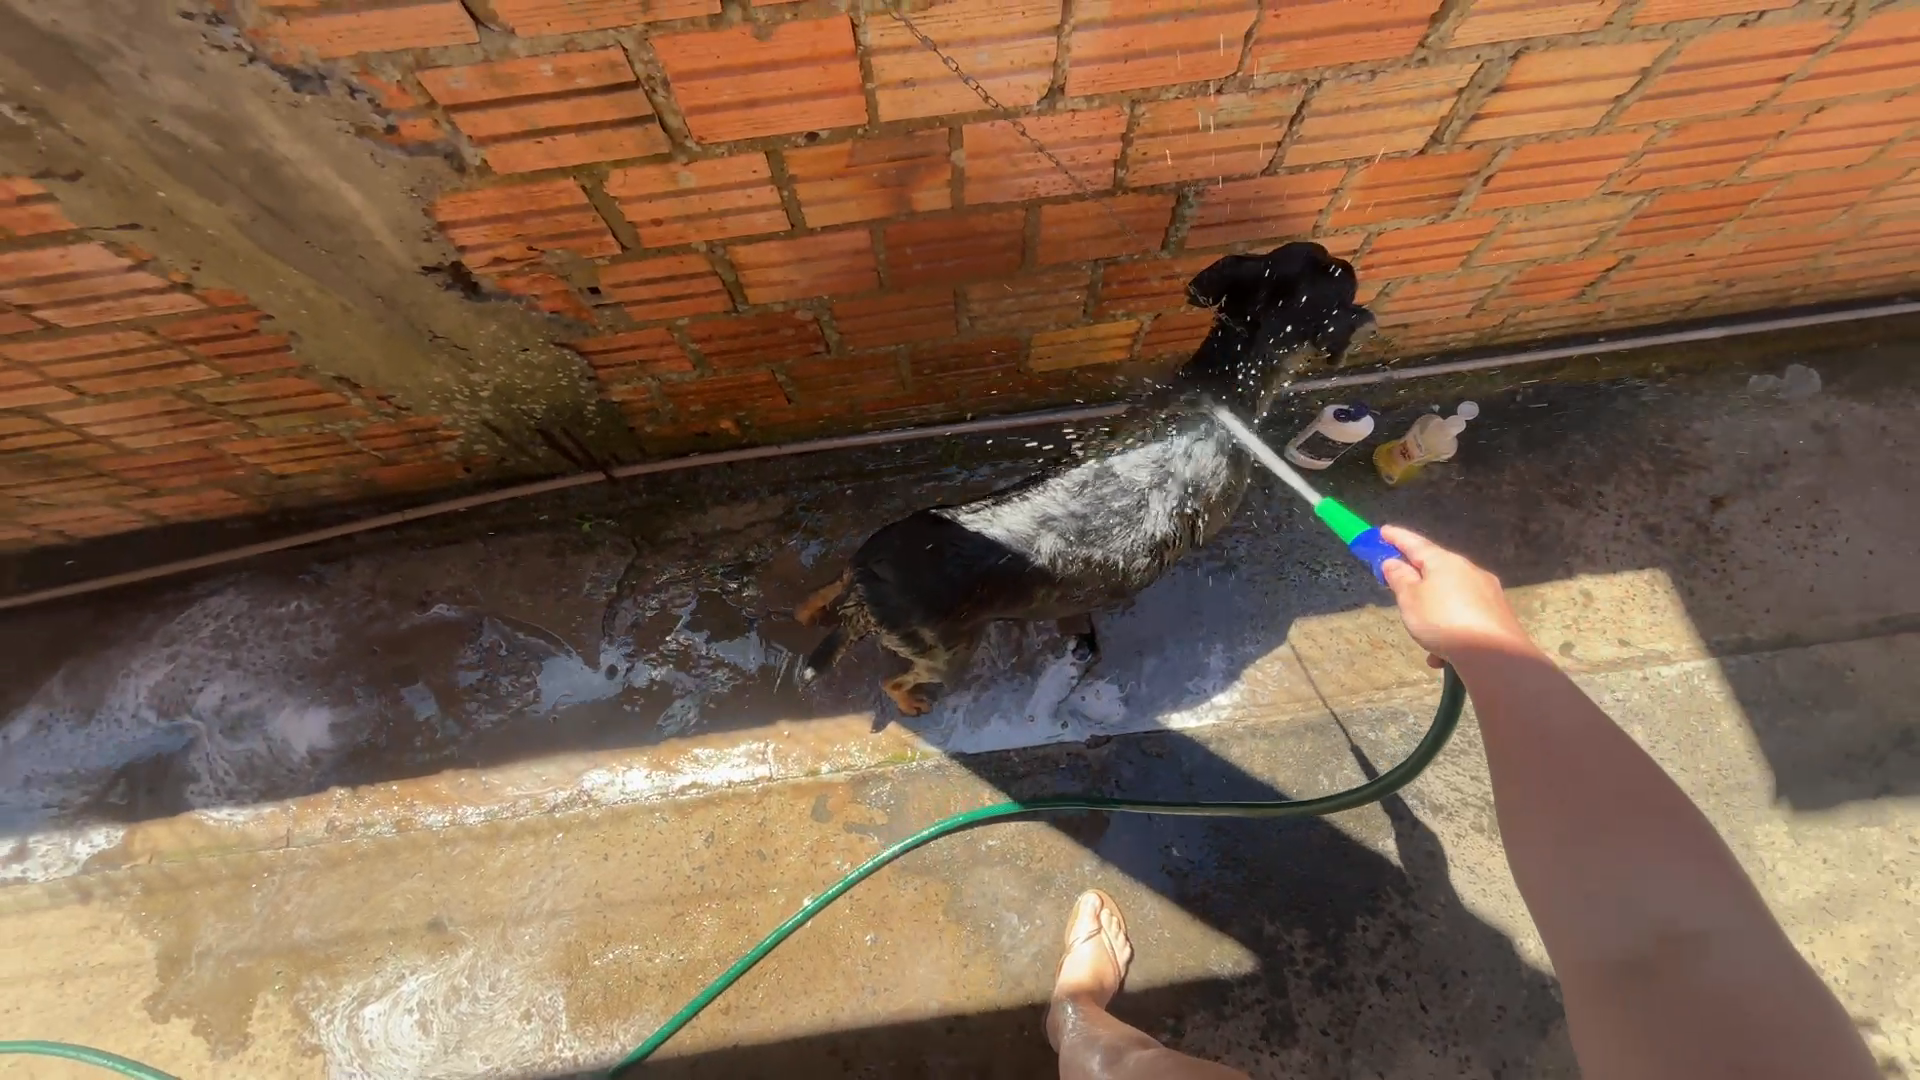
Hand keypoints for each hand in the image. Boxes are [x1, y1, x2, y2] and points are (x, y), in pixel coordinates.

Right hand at [1379, 525, 1535, 666]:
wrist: (1495, 656)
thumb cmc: (1443, 621)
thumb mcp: (1410, 599)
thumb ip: (1399, 578)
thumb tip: (1394, 563)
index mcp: (1445, 562)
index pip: (1415, 544)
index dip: (1396, 537)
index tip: (1382, 531)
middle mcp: (1469, 571)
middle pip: (1436, 568)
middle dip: (1417, 575)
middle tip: (1399, 580)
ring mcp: (1487, 592)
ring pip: (1450, 595)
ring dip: (1432, 609)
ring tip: (1422, 634)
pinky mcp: (1497, 614)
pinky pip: (1464, 615)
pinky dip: (1449, 628)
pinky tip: (1442, 655)